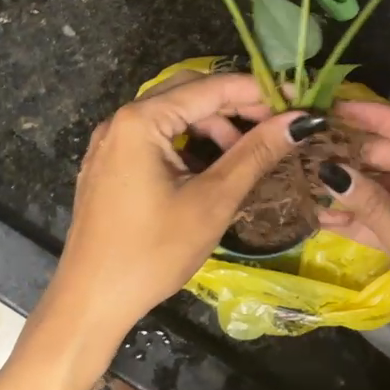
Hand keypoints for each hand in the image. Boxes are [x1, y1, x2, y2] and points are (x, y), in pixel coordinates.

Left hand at [45, 73, 318, 347]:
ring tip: (245, 156)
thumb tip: (299, 121)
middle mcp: (120, 120)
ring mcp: (110, 143)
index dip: (258, 90)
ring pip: (172, 116)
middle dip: (235, 106)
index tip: (298, 100)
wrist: (90, 302)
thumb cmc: (153, 252)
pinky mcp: (109, 166)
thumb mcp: (212, 201)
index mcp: (141, 120)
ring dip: (212, 127)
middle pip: (189, 93)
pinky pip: (155, 137)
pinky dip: (188, 143)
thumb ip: (255, 153)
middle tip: (276, 125)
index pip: (210, 87)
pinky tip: (211, 170)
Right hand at [317, 100, 389, 389]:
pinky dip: (361, 219)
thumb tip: (330, 171)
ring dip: (356, 188)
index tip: (337, 108)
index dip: (380, 117)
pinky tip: (324, 216)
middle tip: (312, 146)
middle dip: (360, 153)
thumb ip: (376, 210)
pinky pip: (388, 221)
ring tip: (309, 177)